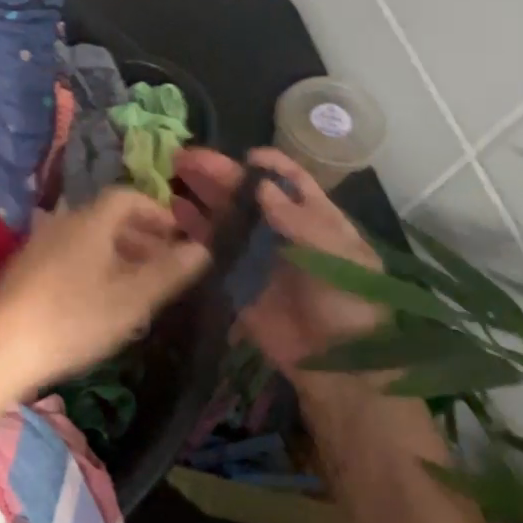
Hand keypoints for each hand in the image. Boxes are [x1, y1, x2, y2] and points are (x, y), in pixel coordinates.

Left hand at [0, 188, 210, 392]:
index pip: (126, 196)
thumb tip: (201, 247)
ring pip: (86, 241)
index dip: (156, 211)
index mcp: (88, 221)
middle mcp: (60, 224)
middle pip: (106, 219)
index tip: (178, 234)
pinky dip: (92, 270)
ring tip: (139, 289)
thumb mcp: (131, 299)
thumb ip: (168, 271)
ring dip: (117, 256)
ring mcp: (36, 247)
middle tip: (165, 265)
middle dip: (141, 237)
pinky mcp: (21, 272)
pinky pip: (67, 259)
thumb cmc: (72, 320)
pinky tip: (100, 305)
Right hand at [170, 147, 386, 371]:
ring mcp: (256, 255)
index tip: (245, 156)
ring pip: (224, 216)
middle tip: (184, 157)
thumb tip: (262, 185)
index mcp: (316, 218)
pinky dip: (193, 229)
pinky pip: (211, 249)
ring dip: (200, 194)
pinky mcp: (234, 280)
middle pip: (246, 193)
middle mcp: (281, 230)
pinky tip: (174, 212)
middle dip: (218, 173)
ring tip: (172, 175)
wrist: (337, 366)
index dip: (267, 164)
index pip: (290, 180)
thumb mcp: (339, 257)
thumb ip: (300, 220)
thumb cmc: (351, 306)